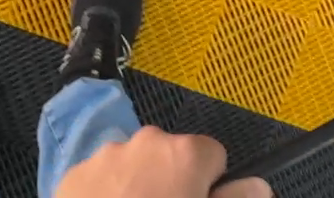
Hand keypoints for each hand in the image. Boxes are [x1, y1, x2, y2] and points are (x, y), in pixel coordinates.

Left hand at [53, 126, 271, 197]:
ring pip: (136, 166)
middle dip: (174, 186)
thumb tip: (260, 186)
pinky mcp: (74, 174)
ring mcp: (107, 154)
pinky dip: (107, 196)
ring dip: (140, 190)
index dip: (210, 187)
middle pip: (173, 158)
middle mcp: (147, 141)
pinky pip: (104, 178)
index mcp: (184, 153)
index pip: (213, 155)